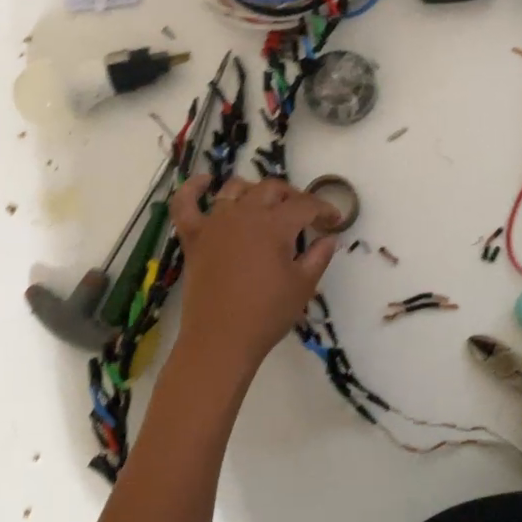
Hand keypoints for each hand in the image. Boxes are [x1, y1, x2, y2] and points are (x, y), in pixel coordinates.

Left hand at [168, 175, 340, 379]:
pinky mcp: (193, 237)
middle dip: (293, 196)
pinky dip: (194, 188)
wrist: (220, 340)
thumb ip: (318, 257)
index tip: (334, 221)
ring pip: (235, 189)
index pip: (304, 205)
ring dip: (254, 190)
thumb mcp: (303, 286)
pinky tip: (206, 181)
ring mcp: (214, 223)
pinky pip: (186, 204)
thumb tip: (330, 238)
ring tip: (265, 203)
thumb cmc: (266, 314)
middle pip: (271, 189)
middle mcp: (243, 214)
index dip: (323, 209)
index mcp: (274, 225)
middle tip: (304, 215)